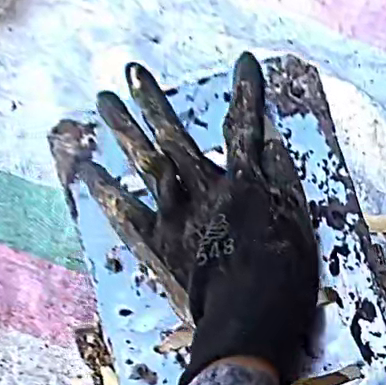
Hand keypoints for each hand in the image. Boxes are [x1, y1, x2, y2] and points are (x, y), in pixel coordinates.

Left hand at [73, 53, 318, 384]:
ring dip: (123, 130)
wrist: (247, 320)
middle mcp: (205, 191)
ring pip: (146, 163)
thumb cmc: (283, 282)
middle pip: (176, 138)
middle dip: (154, 103)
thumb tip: (272, 148)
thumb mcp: (298, 231)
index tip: (244, 65)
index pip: (244, 131)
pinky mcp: (159, 243)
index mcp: (244, 186)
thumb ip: (282, 187)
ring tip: (103, 102)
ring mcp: (177, 216)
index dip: (246, 96)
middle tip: (132, 71)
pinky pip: (126, 213)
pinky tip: (88, 170)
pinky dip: (105, 191)